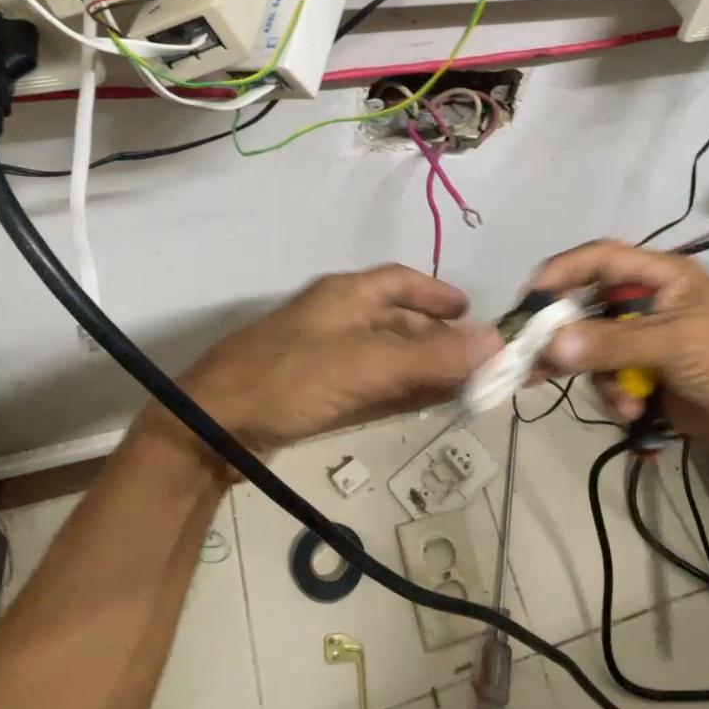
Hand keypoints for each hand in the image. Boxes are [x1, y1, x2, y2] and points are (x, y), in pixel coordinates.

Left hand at [162, 265, 502, 464]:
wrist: (211, 427)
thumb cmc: (289, 379)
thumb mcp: (366, 364)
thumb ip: (431, 357)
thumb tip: (497, 341)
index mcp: (346, 296)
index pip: (400, 281)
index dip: (437, 293)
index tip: (471, 312)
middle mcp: (338, 320)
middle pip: (399, 322)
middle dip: (440, 338)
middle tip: (479, 360)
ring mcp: (326, 359)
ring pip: (388, 357)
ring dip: (425, 369)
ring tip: (463, 385)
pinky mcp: (317, 395)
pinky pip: (371, 386)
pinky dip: (401, 392)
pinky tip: (422, 404)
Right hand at [528, 240, 708, 458]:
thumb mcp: (677, 345)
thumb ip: (612, 343)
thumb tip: (551, 345)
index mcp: (664, 276)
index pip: (602, 259)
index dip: (564, 271)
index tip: (530, 296)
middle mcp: (652, 303)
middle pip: (590, 308)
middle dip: (567, 335)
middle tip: (536, 359)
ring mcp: (651, 343)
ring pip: (596, 350)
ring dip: (598, 376)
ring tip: (620, 402)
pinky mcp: (651, 378)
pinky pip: (611, 379)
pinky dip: (615, 396)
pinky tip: (632, 413)